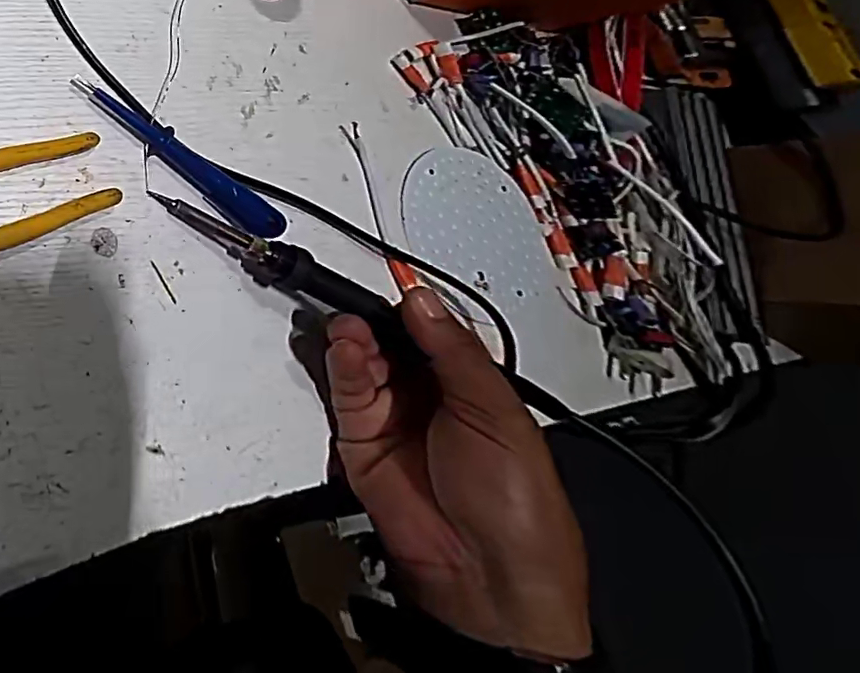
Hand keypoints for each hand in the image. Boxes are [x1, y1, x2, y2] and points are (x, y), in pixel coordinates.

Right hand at [296, 289, 591, 661]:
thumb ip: (456, 354)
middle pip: (389, 339)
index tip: (398, 283)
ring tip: (353, 326)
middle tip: (366, 302)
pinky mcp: (357, 431)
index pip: (430, 331)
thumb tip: (424, 302)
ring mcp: (388, 412)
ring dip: (354, 336)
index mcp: (467, 385)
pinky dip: (340, 362)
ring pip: (361, 358)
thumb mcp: (499, 416)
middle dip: (376, 318)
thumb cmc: (519, 509)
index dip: (414, 307)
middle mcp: (424, 394)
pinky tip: (345, 346)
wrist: (483, 575)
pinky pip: (343, 388)